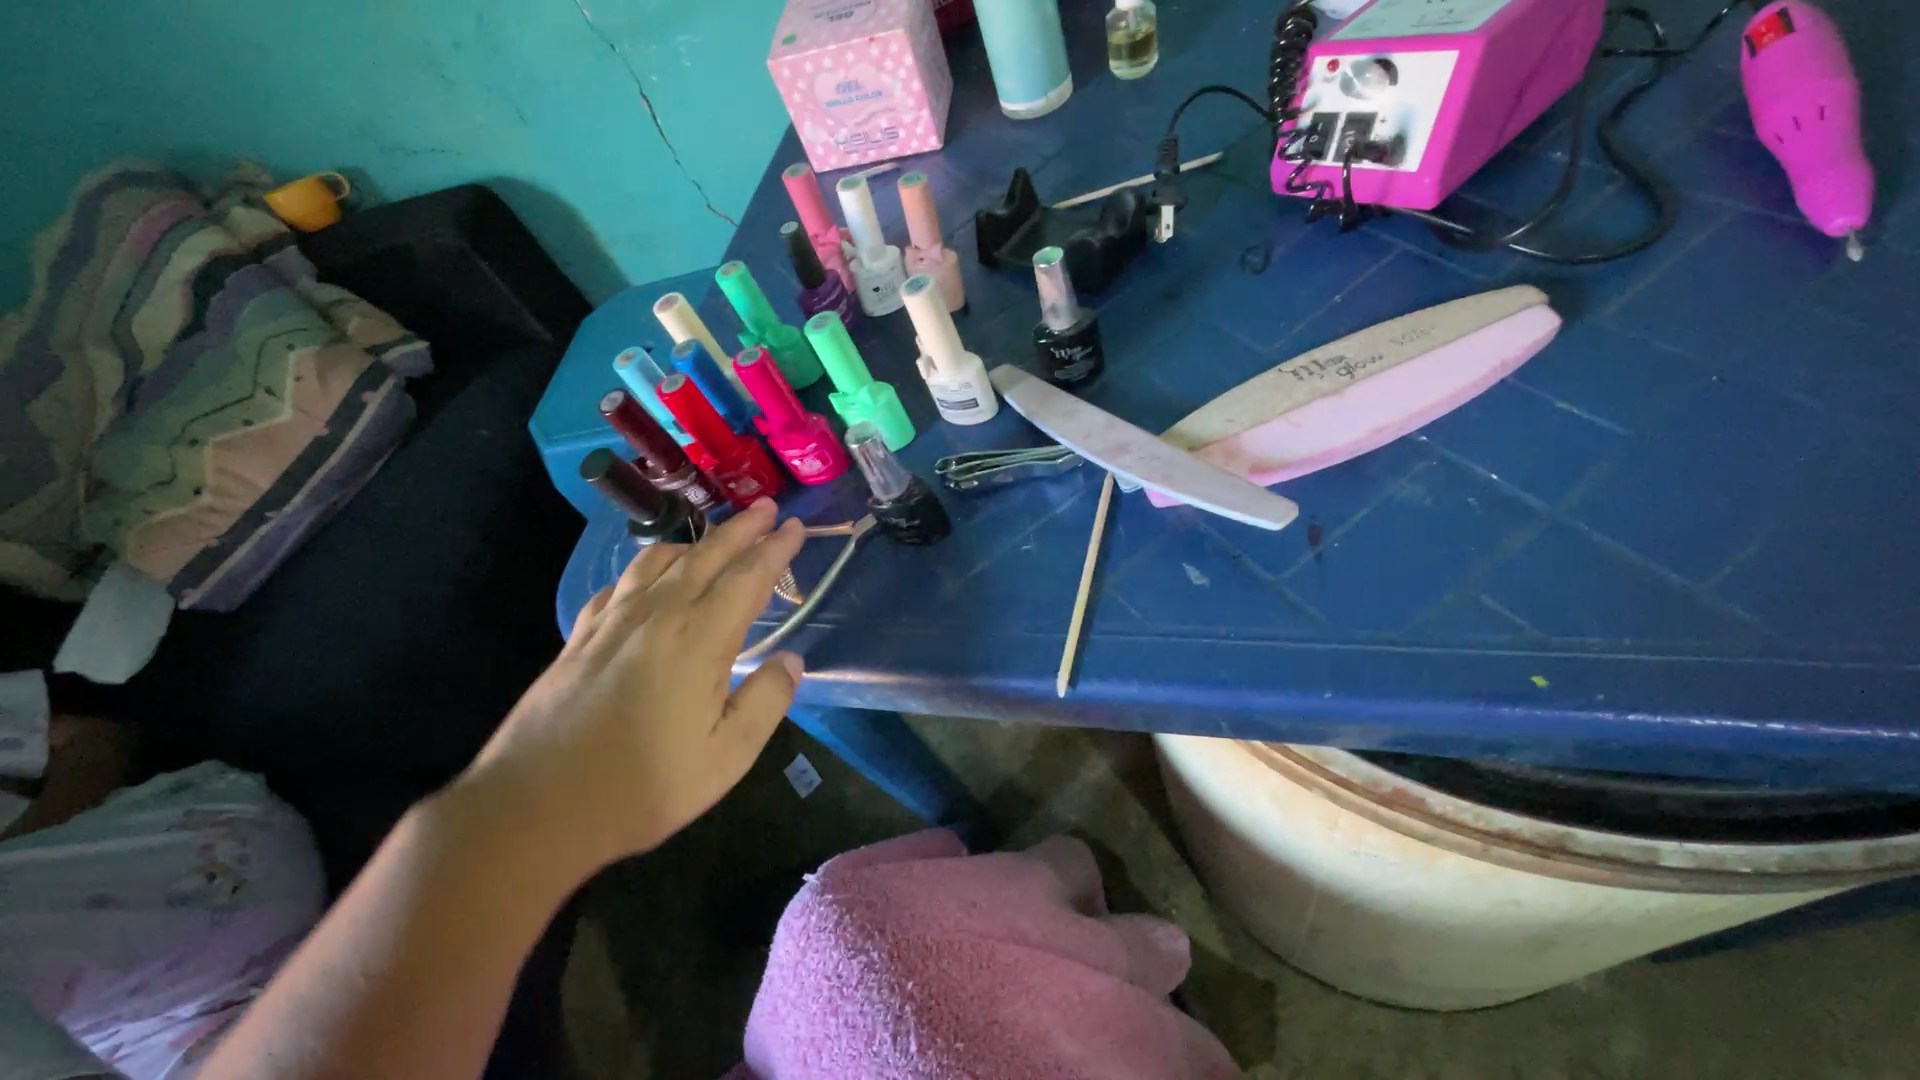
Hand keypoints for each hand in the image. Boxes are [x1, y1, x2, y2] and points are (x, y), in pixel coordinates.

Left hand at [450, 499, 806, 876]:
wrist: (536, 805)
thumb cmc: (643, 786)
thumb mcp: (726, 757)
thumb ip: (766, 702)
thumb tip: (791, 660)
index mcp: (698, 639)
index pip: (747, 578)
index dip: (774, 550)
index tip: (794, 528)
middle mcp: (656, 616)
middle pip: (705, 557)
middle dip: (740, 530)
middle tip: (765, 508)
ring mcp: (611, 623)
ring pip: (658, 562)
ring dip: (694, 543)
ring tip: (713, 539)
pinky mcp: (580, 638)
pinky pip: (620, 585)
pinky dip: (646, 569)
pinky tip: (648, 579)